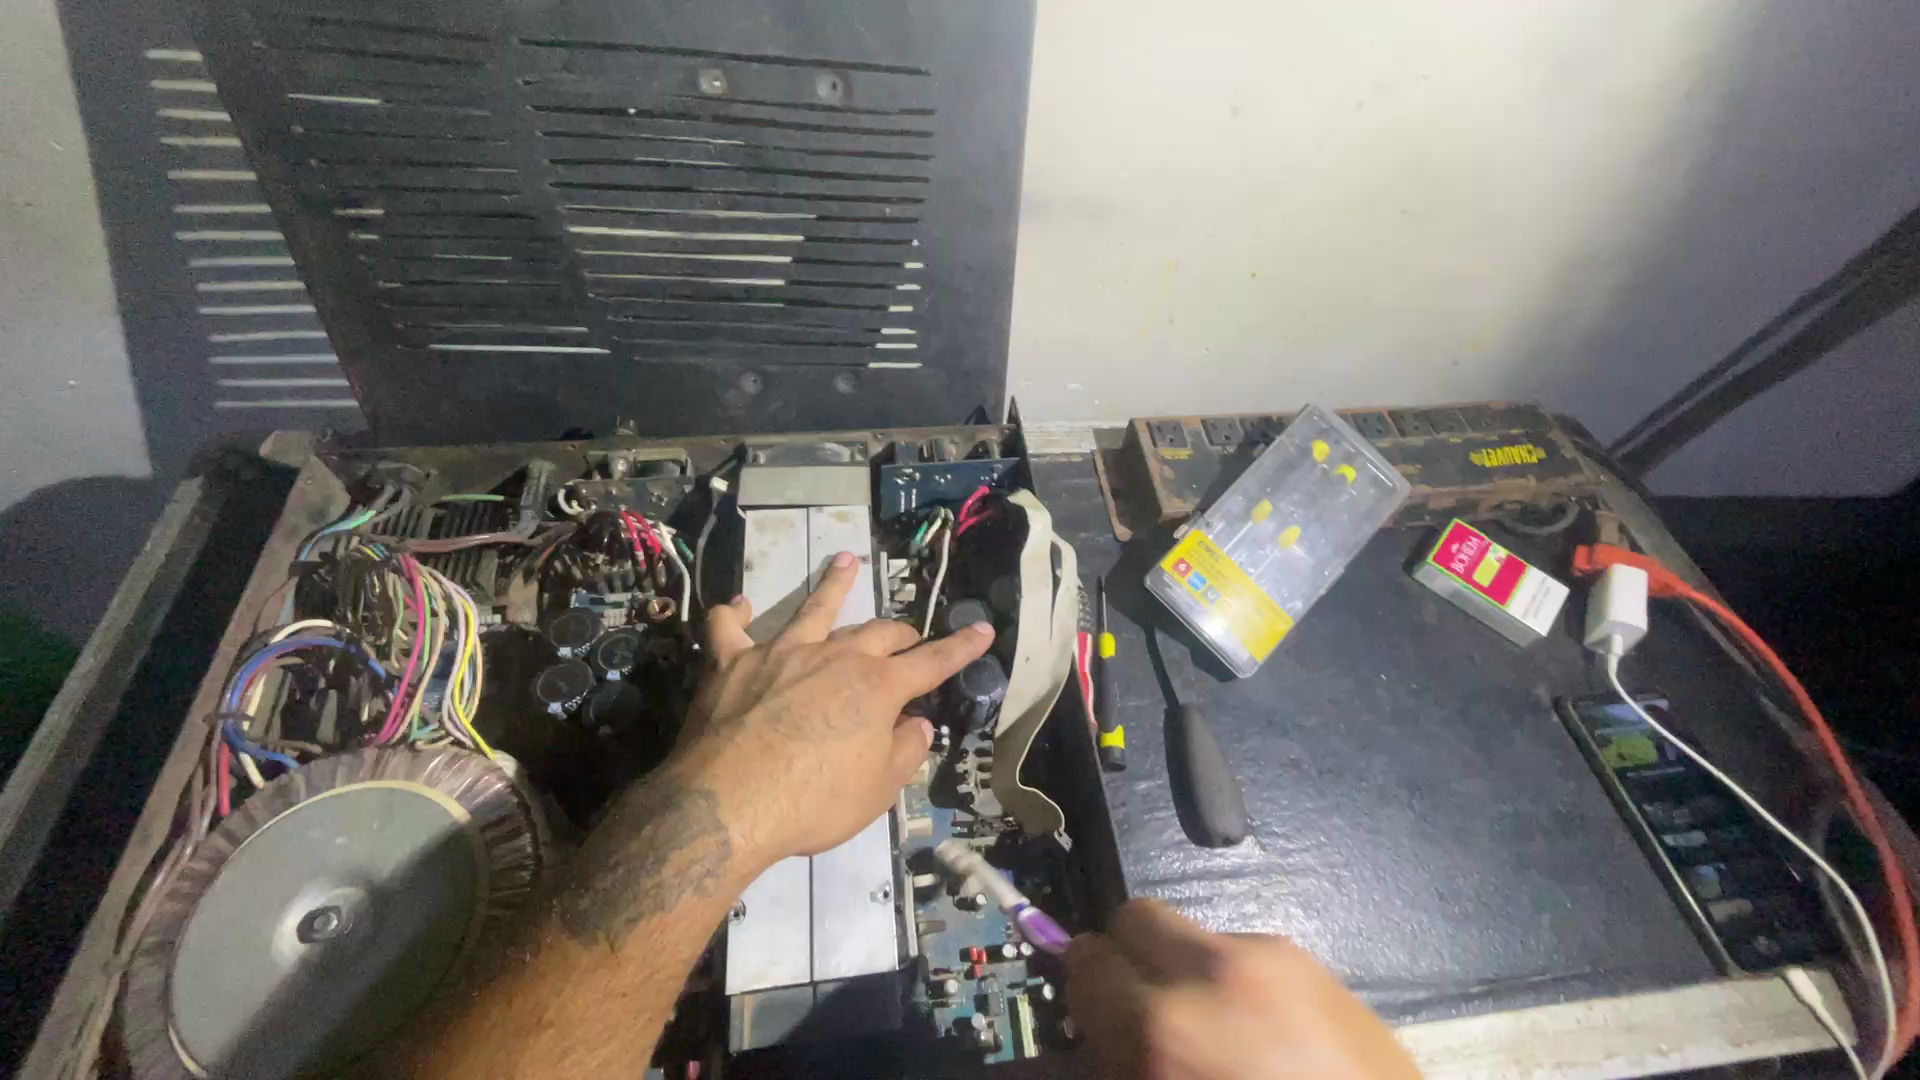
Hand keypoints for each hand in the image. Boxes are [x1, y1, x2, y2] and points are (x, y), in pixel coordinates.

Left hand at [678, 551, 993, 871]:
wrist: (728, 804)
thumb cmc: (813, 802)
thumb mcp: (878, 791)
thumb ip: (906, 751)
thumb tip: (918, 724)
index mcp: (877, 687)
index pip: (932, 662)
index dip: (960, 647)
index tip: (982, 629)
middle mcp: (835, 657)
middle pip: (877, 633)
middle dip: (900, 633)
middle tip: (909, 638)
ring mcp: (781, 652)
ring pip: (813, 608)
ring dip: (833, 584)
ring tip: (845, 560)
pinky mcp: (732, 661)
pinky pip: (729, 628)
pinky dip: (735, 615)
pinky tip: (738, 606)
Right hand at [1067, 899, 1420, 1079]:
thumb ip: (1123, 1063)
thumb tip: (1092, 1041)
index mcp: (1167, 1030)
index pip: (1087, 962)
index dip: (1083, 989)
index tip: (1092, 1014)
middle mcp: (1214, 974)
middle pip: (1134, 916)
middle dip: (1126, 955)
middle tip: (1141, 1008)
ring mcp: (1272, 961)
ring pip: (1192, 929)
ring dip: (1181, 968)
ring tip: (1212, 1030)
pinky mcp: (1315, 966)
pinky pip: (1243, 951)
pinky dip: (1232, 981)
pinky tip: (1263, 1037)